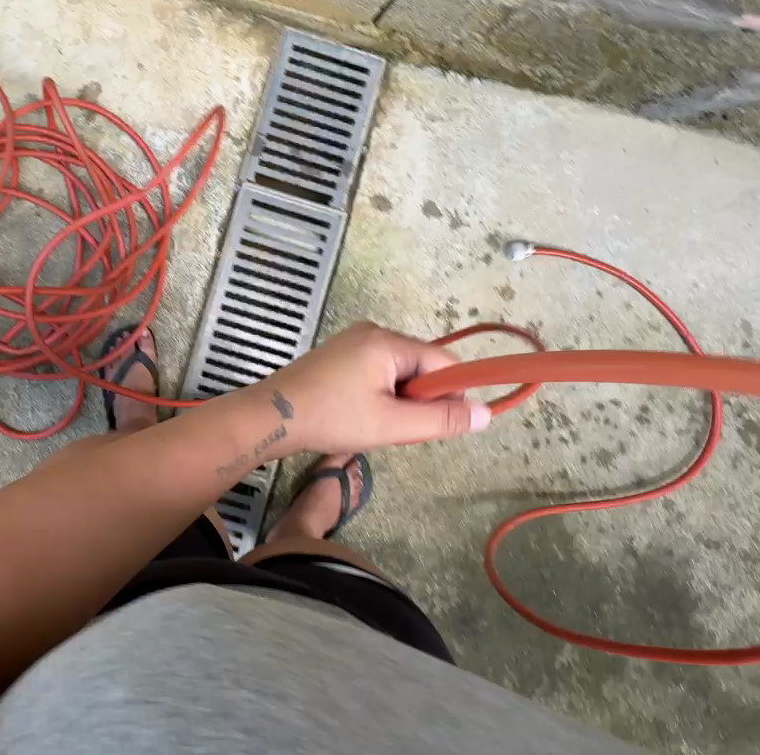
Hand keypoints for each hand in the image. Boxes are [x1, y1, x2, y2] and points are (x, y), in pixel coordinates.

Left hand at [251, 321, 490, 455]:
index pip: (443, 362)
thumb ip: (441, 419)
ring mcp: (352, 341)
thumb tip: (486, 413)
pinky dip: (379, 396)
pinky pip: (377, 373)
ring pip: (399, 373)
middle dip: (419, 400)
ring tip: (374, 423)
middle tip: (397, 427)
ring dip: (398, 401)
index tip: (443, 423)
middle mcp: (372, 332)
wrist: (273, 416)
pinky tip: (361, 415)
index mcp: (386, 341)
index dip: (452, 393)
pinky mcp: (339, 355)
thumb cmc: (332, 417)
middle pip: (421, 366)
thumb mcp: (392, 424)